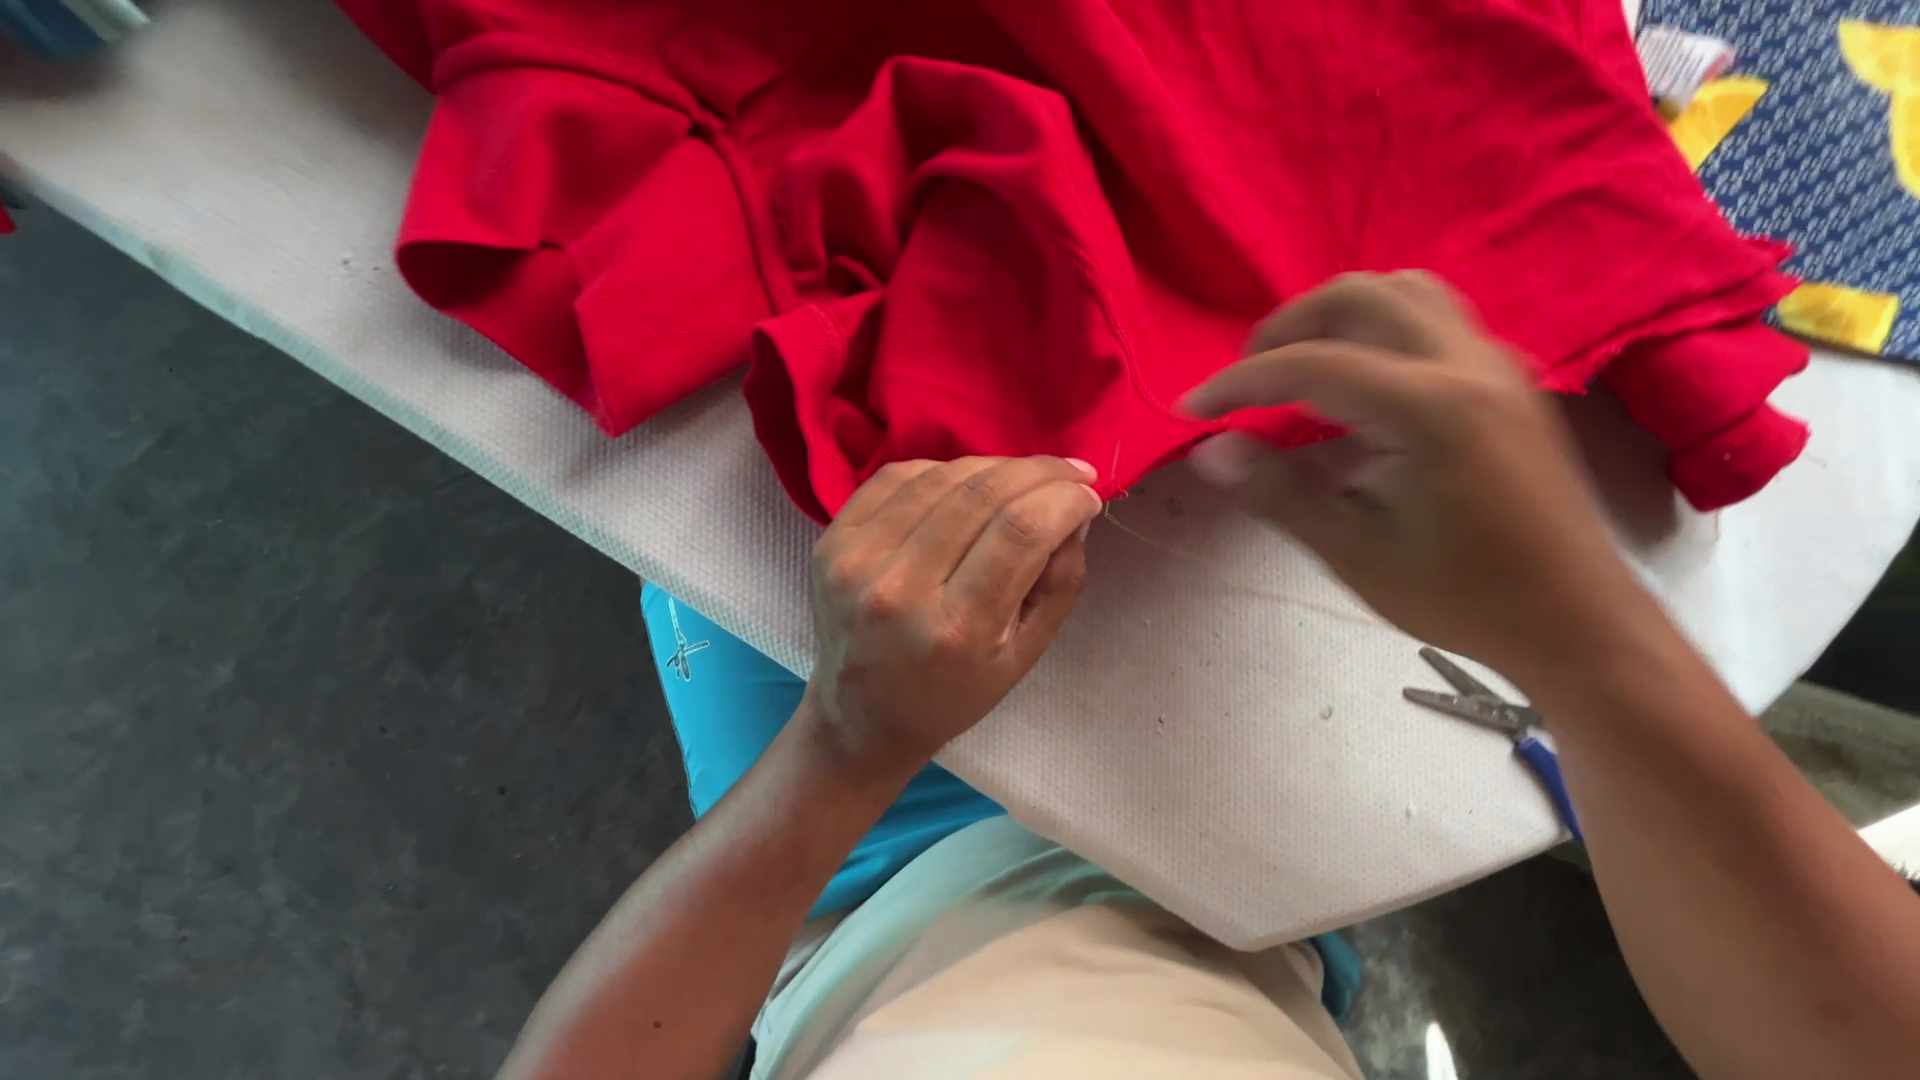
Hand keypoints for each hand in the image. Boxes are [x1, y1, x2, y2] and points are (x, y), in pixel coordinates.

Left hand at [800, 456, 1102, 778]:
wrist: (861, 716)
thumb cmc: (953, 695)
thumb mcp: (1025, 655)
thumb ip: (1060, 582)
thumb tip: (1074, 509)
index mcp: (955, 629)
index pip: (1021, 530)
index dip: (1065, 498)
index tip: (1088, 494)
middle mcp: (899, 587)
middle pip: (982, 493)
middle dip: (1039, 471)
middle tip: (1070, 473)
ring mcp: (857, 559)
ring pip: (940, 476)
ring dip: (995, 466)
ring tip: (1023, 477)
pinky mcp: (832, 541)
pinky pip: (897, 477)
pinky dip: (941, 469)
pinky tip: (965, 483)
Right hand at [1180, 271, 1656, 676]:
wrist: (1574, 619)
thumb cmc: (1460, 596)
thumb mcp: (1353, 552)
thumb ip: (1277, 491)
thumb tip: (1210, 450)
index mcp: (1429, 409)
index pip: (1312, 365)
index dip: (1239, 382)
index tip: (1190, 408)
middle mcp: (1467, 364)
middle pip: (1360, 296)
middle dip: (1287, 327)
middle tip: (1246, 378)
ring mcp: (1494, 365)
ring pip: (1403, 292)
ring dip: (1336, 316)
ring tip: (1296, 367)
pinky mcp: (1505, 379)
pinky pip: (1432, 318)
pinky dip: (1376, 329)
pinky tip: (1356, 383)